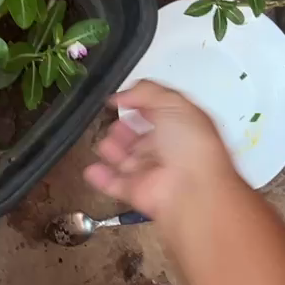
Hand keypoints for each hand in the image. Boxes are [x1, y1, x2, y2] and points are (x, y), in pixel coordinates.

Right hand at [84, 81, 241, 228]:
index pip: (159, 113)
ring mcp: (153, 172)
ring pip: (126, 160)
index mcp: (183, 127)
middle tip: (114, 125)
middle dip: (123, 130)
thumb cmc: (192, 147)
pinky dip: (102, 177)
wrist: (190, 190)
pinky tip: (93, 168)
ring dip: (112, 150)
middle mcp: (169, 150)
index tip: (123, 100)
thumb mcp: (173, 103)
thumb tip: (123, 95)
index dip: (141, 104)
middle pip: (139, 138)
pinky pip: (115, 184)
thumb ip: (146, 92)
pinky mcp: (138, 192)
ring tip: (105, 144)